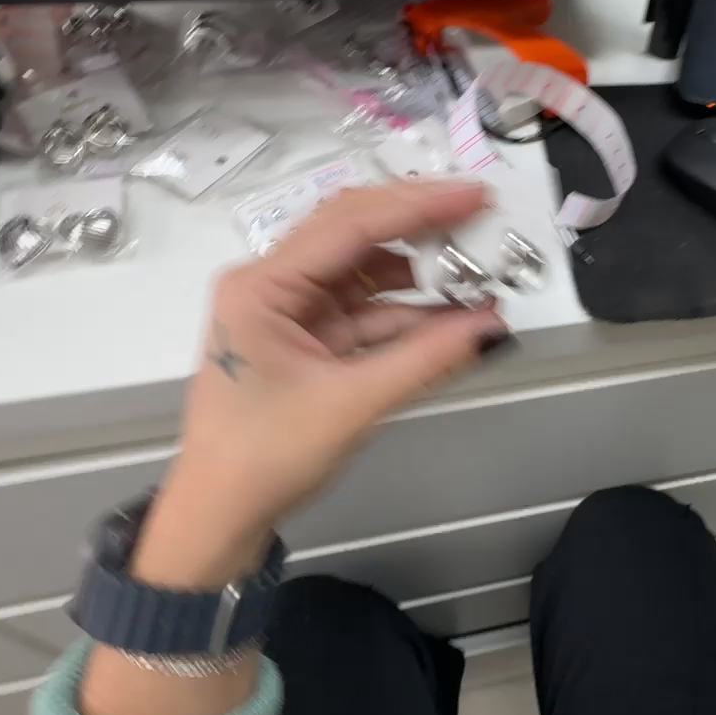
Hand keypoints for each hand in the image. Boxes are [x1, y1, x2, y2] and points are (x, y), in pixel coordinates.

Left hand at [137, 180, 511, 588]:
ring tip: (475, 275)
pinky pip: (368, 310)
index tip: (474, 197)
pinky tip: (451, 317)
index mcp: (263, 285)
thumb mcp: (352, 404)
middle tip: (480, 217)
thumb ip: (428, 358)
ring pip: (366, 271)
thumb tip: (495, 326)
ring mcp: (292, 309)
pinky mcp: (311, 336)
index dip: (417, 205)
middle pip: (355, 234)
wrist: (221, 517)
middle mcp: (274, 283)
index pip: (349, 224)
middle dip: (419, 225)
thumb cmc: (266, 458)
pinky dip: (409, 313)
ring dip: (420, 274)